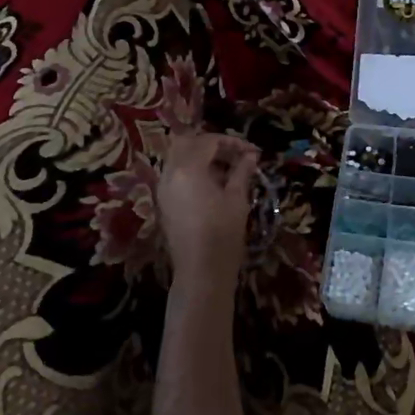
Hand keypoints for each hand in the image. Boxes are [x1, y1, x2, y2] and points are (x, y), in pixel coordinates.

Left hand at [158, 131, 259, 284]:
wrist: (200, 272)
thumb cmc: (223, 235)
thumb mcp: (237, 200)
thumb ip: (242, 172)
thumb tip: (251, 156)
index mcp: (187, 169)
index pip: (208, 142)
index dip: (232, 142)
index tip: (252, 152)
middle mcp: (169, 173)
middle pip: (186, 144)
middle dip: (212, 145)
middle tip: (235, 156)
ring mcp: (162, 188)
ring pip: (178, 158)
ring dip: (200, 157)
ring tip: (227, 171)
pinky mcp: (163, 202)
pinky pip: (174, 175)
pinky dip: (191, 171)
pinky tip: (212, 185)